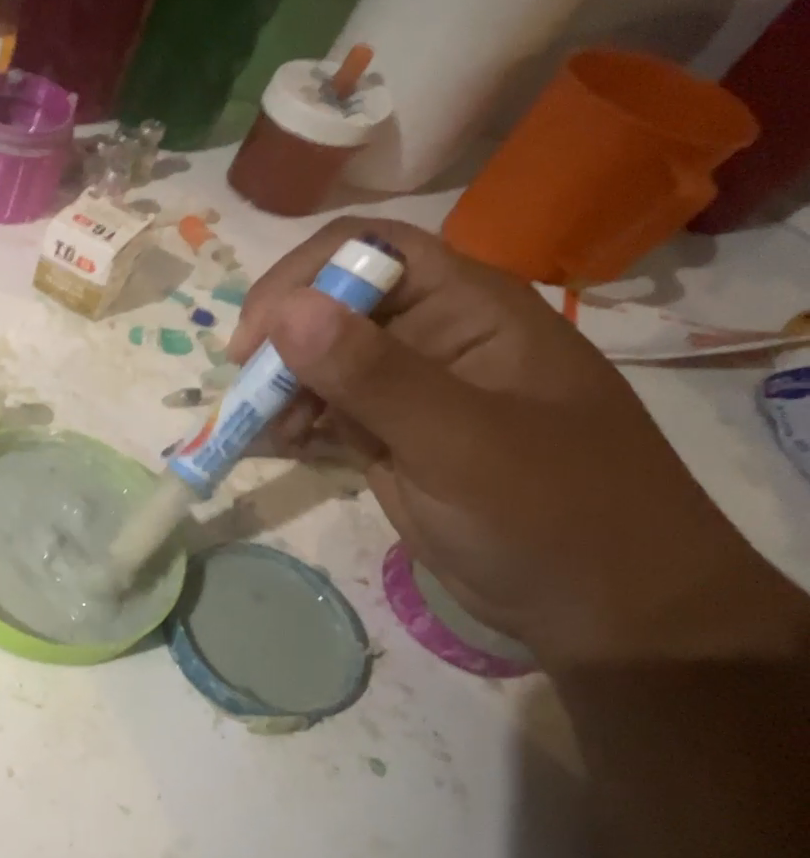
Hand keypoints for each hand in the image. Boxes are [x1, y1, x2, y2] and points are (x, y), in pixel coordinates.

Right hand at [230, 217, 809, 673]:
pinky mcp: (392, 435)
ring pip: (318, 360)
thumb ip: (374, 374)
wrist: (607, 607)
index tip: (255, 344)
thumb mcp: (460, 442)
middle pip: (331, 303)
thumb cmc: (553, 514)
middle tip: (251, 401)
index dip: (302, 280)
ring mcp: (410, 389)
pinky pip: (324, 409)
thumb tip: (286, 309)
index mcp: (470, 309)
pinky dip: (288, 423)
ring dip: (277, 389)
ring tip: (265, 435)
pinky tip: (273, 448)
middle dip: (279, 344)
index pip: (368, 250)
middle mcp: (434, 335)